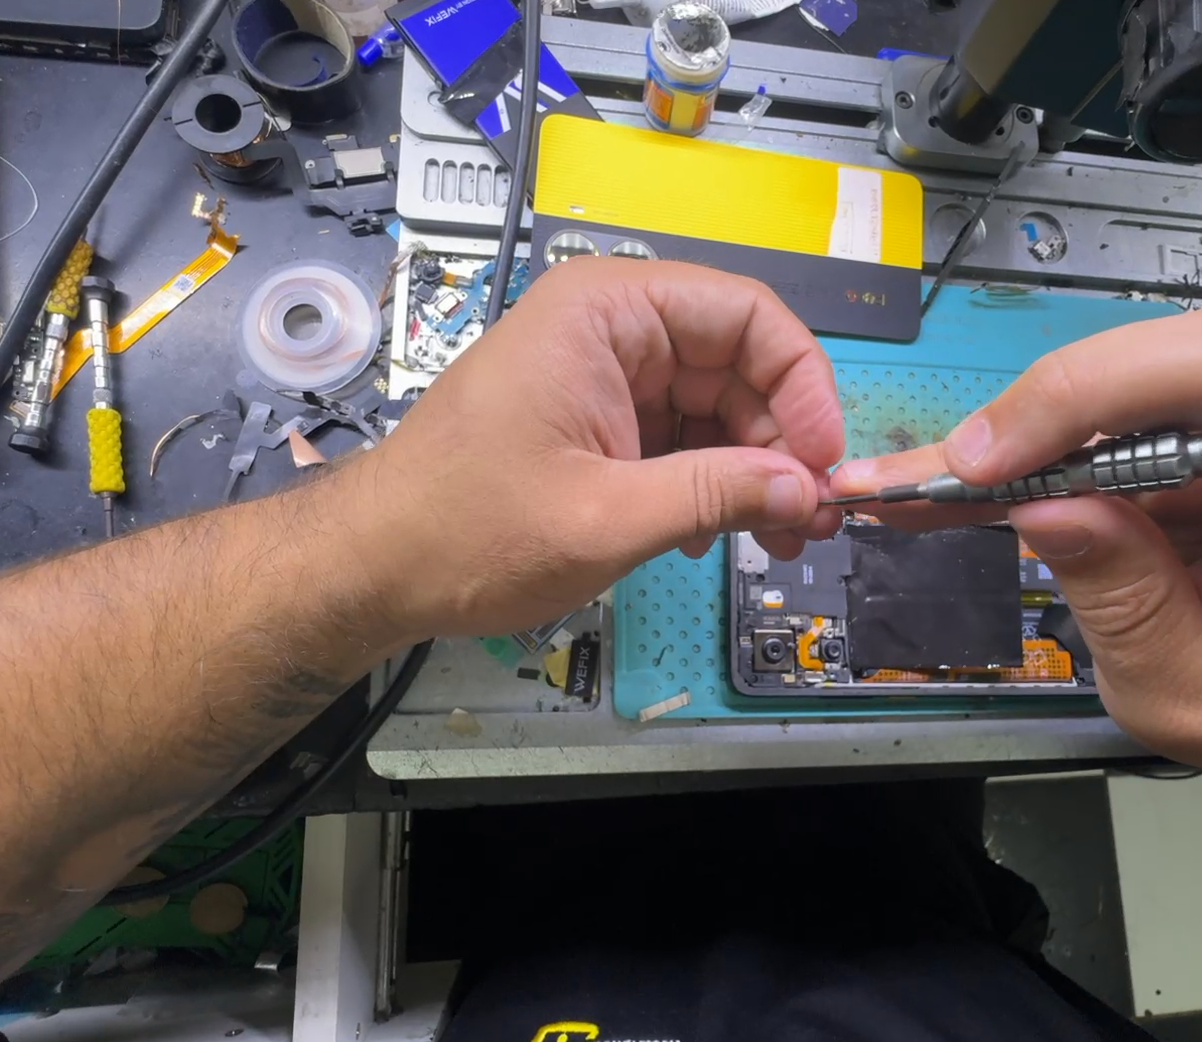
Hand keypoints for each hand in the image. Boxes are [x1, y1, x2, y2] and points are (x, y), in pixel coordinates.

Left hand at [350, 258, 844, 638]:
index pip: (747, 316)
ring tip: (773, 541)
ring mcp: (606, 378)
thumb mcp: (608, 517)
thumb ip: (717, 492)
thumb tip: (809, 489)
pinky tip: (707, 535)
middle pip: (738, 368)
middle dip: (779, 446)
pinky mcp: (600, 424)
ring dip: (749, 475)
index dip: (802, 387)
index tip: (825, 464)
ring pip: (715, 411)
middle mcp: (612, 329)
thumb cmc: (474, 532)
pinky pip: (680, 441)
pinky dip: (707, 486)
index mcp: (608, 312)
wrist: (376, 569)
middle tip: (809, 523)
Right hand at [831, 272, 1201, 776]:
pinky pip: (1078, 423)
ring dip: (1013, 426)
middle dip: (1089, 398)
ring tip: (915, 485)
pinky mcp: (1169, 433)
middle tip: (984, 468)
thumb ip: (1137, 616)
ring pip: (1129, 374)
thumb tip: (1054, 510)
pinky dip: (992, 453)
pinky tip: (917, 479)